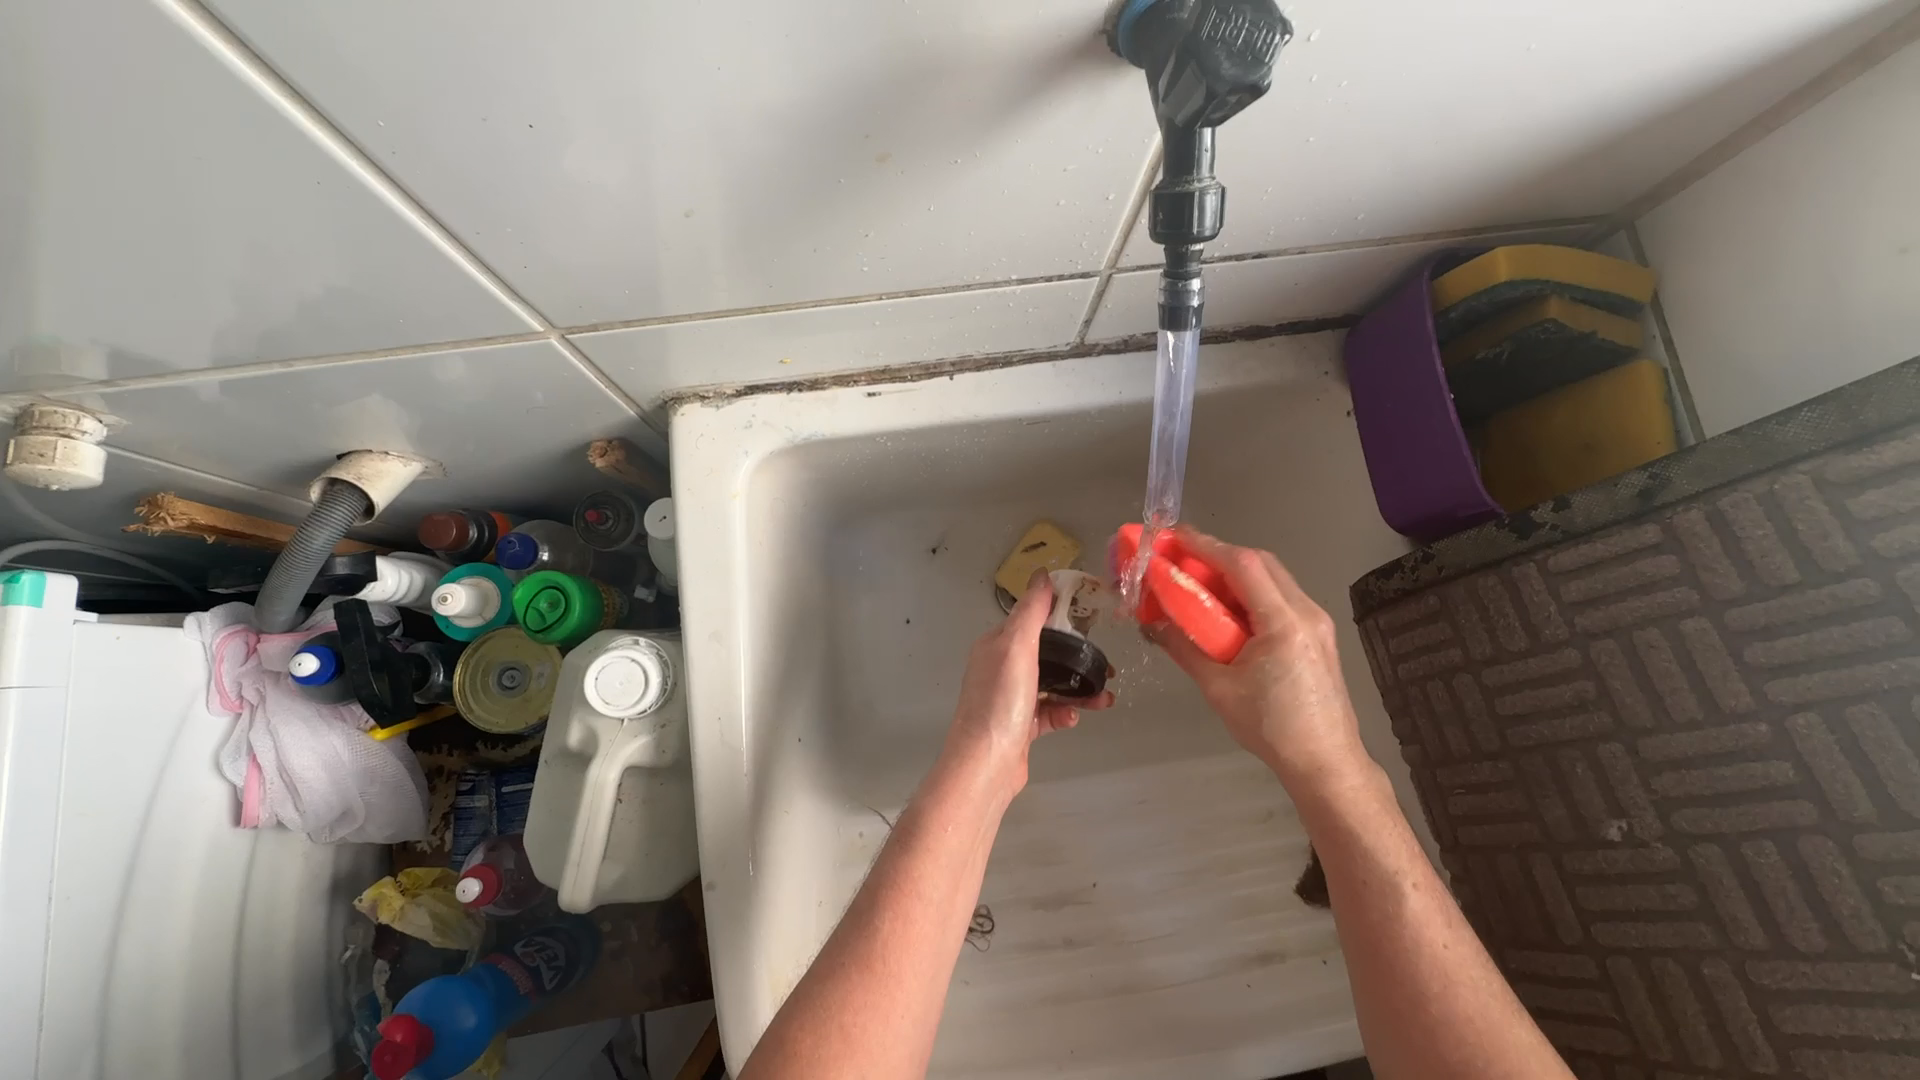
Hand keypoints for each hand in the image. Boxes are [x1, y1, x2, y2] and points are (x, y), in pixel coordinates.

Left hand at [946, 569, 1115, 794]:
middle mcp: (1000, 668)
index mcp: (996, 645)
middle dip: (1077, 658)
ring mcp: (1010, 699)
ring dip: (1079, 689)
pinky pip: (1049, 712)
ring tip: (1105, 697)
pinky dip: (1064, 713)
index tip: (1092, 621)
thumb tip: (1043, 573)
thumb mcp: (1016, 646)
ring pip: (1052, 685)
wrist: (986, 763)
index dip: (1061, 618)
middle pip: (1046, 654)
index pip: (1031, 621)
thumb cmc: (1000, 700)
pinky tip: (1073, 717)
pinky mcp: (1020, 726)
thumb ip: (1031, 611)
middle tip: (1107, 666)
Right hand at [1145, 527, 1372, 793]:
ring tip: (1198, 585)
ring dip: (1233, 574)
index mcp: (1283, 622)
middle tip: (1180, 561)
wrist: (1325, 761)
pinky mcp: (1317, 634)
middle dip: (1216, 555)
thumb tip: (1152, 624)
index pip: (1242, 565)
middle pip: (1259, 563)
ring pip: (1271, 578)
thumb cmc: (1271, 728)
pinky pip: (1278, 598)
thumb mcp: (1218, 688)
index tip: (1172, 537)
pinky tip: (1226, 612)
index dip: (1205, 546)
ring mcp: (1316, 621)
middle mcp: (1306, 611)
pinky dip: (1248, 594)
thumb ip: (1184, 648)